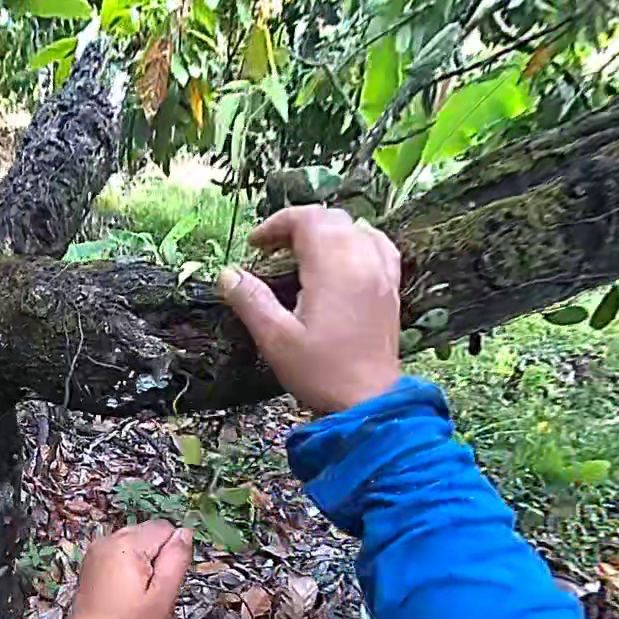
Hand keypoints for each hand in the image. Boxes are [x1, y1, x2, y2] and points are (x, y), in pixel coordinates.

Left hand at [35, 520, 193, 618]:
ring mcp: (97, 548)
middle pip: (150, 532)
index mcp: (126, 545)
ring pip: (137, 542)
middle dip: (156, 557)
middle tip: (149, 589)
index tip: (161, 579)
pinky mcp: (92, 559)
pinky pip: (121, 551)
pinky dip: (128, 566)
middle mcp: (108, 539)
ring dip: (143, 562)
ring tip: (135, 592)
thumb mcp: (162, 596)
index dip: (171, 554)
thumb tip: (185, 533)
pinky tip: (123, 590)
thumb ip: (177, 559)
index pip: (166, 528)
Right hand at [217, 207, 402, 413]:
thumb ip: (251, 300)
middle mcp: (363, 258)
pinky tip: (340, 261)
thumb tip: (228, 273)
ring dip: (323, 233)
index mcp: (333, 266)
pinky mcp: (390, 287)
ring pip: (354, 228)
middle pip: (331, 219)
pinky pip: (375, 245)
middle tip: (269, 251)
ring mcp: (382, 271)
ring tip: (299, 255)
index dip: (276, 224)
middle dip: (296, 226)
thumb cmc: (319, 371)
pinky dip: (352, 242)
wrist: (367, 399)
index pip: (307, 219)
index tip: (253, 245)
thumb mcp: (274, 338)